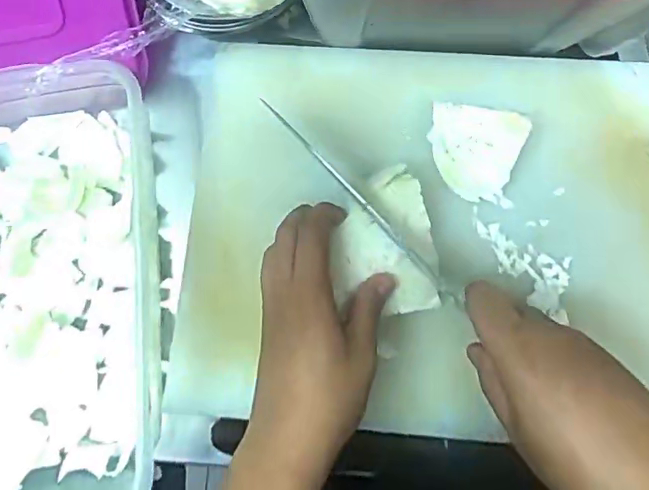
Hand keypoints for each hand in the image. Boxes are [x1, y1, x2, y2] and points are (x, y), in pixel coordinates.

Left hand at [227, 203, 395, 489]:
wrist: (284, 435)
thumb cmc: (328, 397)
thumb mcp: (361, 357)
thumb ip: (368, 310)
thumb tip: (382, 277)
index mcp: (308, 294)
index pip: (309, 237)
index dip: (323, 216)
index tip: (343, 213)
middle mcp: (283, 291)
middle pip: (285, 235)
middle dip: (304, 216)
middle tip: (330, 217)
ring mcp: (270, 304)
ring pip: (272, 250)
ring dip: (290, 232)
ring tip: (316, 237)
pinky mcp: (265, 319)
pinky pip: (270, 269)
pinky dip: (283, 252)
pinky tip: (303, 269)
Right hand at [464, 281, 648, 489]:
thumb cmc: (573, 457)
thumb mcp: (518, 430)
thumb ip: (493, 383)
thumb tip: (480, 353)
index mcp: (516, 344)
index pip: (483, 296)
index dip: (476, 307)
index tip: (478, 328)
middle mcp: (547, 331)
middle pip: (514, 309)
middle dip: (507, 330)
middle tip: (509, 370)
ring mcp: (580, 340)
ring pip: (543, 327)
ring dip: (537, 346)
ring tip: (545, 392)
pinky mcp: (607, 354)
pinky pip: (571, 344)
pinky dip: (564, 360)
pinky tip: (575, 399)